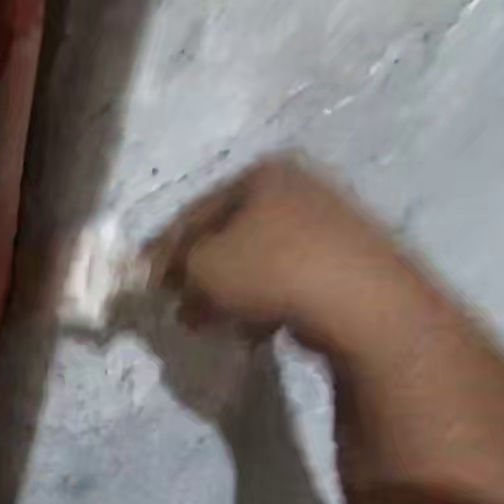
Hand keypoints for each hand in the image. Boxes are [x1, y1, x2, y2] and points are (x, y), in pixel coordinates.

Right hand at [154, 158, 457, 352]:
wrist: (357, 300)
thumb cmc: (268, 271)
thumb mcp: (203, 268)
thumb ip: (175, 269)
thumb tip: (172, 282)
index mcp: (259, 175)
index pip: (193, 214)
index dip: (164, 252)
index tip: (146, 285)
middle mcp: (295, 187)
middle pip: (226, 236)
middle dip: (198, 275)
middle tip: (178, 307)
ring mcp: (325, 221)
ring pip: (254, 260)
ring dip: (227, 293)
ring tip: (211, 324)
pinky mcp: (343, 259)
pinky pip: (284, 279)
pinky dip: (261, 301)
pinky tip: (252, 328)